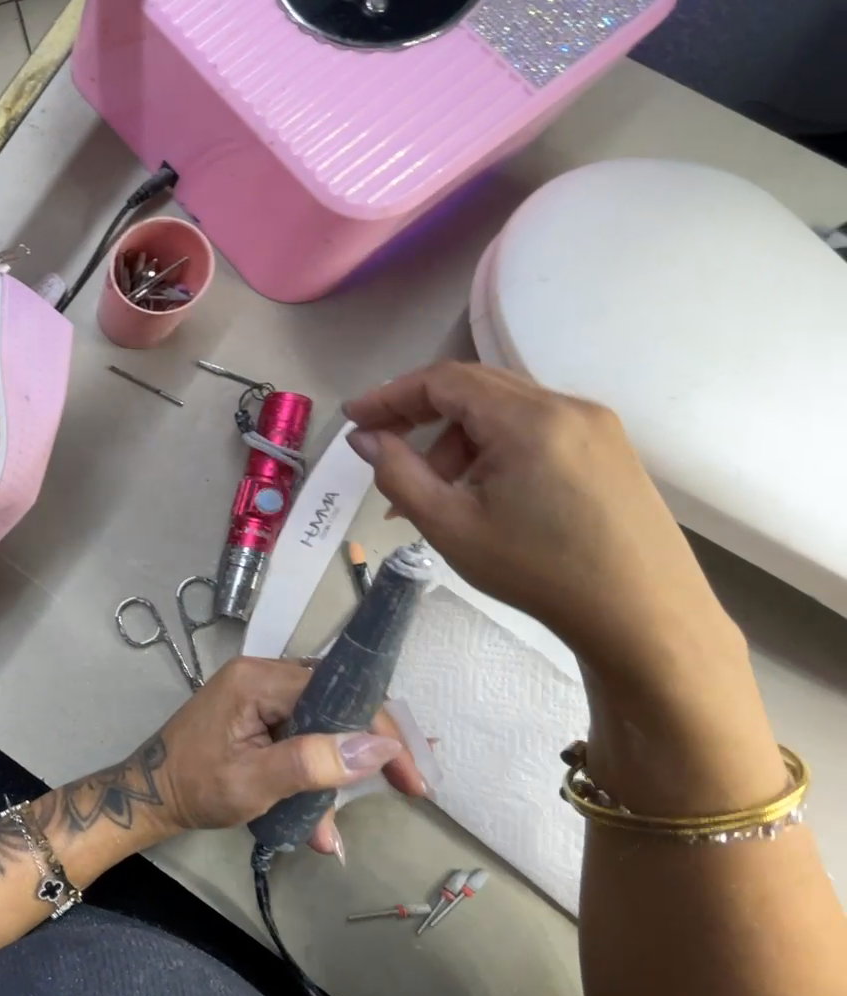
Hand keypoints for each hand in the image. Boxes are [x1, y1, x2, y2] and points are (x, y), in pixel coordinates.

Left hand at [139, 657, 427, 858]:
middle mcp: (258, 677)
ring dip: (336, 774)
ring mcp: (255, 696)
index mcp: (256, 681)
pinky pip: (299, 737)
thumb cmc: (194, 786)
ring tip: (333, 826)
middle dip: (368, 752)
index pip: (337, 692)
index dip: (380, 731)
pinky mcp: (253, 717)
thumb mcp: (255, 781)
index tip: (412, 776)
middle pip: (334, 704)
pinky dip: (313, 774)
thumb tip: (379, 746)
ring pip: (320, 726)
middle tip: (405, 789)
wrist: (149, 796)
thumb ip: (314, 762)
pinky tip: (315, 822)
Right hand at [342, 363, 742, 694]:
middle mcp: (568, 407)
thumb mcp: (448, 524)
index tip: (353, 420)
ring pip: (502, 409)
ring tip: (429, 490)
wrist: (643, 614)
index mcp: (529, 420)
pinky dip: (488, 447)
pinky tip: (474, 490)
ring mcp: (595, 426)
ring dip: (452, 438)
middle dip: (417, 412)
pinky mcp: (607, 448)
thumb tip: (364, 438)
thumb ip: (397, 472)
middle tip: (377, 445)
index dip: (391, 394)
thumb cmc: (536, 570)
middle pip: (474, 387)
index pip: (445, 380)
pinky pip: (531, 427)